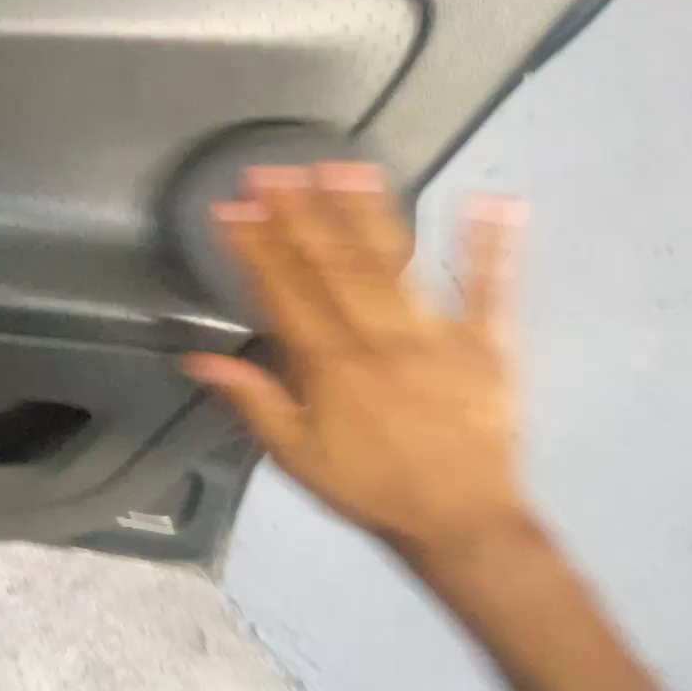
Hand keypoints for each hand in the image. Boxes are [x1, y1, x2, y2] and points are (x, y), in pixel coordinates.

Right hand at [181, 162, 534, 562]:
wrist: (463, 523)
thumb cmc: (365, 486)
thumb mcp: (292, 454)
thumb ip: (251, 400)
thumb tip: (197, 357)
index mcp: (330, 366)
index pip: (284, 292)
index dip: (255, 247)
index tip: (233, 207)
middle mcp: (380, 340)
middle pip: (333, 266)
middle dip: (299, 213)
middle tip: (274, 169)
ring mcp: (439, 337)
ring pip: (396, 266)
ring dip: (369, 214)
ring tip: (345, 168)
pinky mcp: (491, 346)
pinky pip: (494, 293)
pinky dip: (493, 247)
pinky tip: (492, 200)